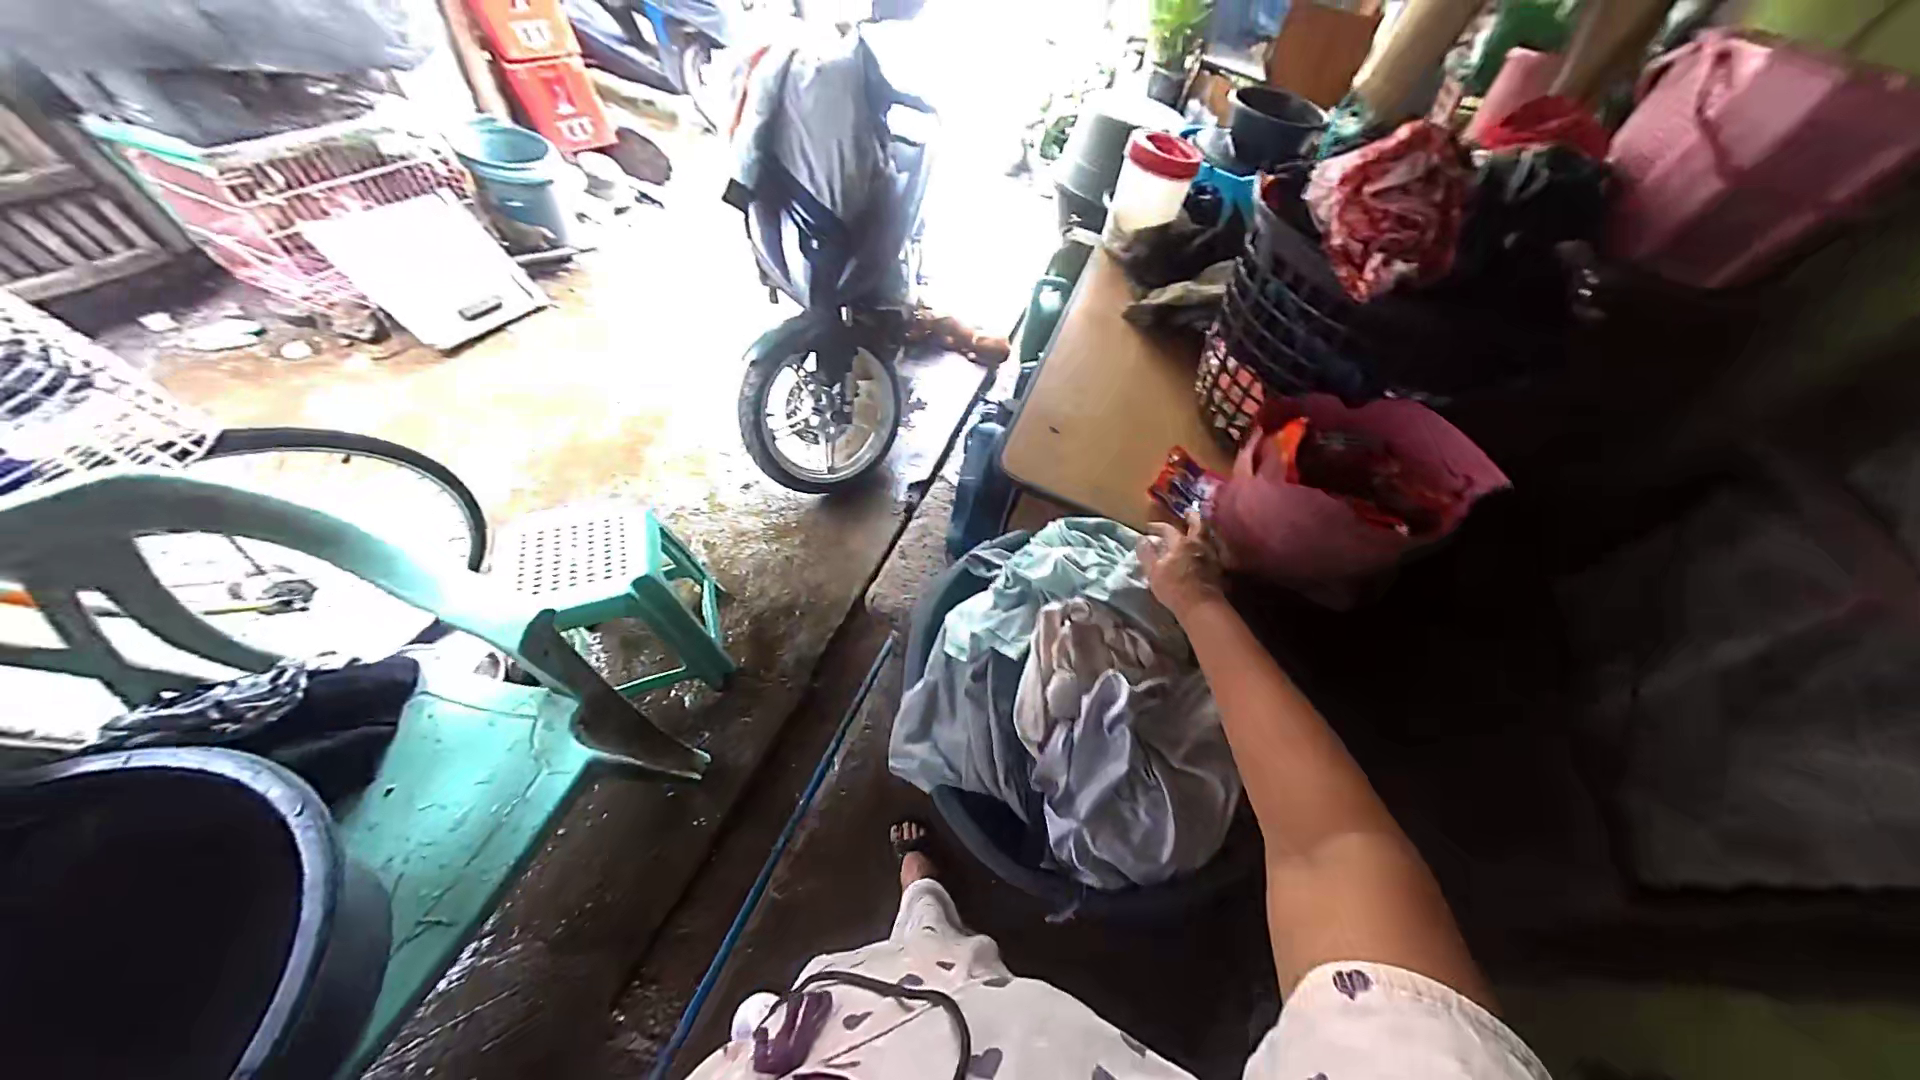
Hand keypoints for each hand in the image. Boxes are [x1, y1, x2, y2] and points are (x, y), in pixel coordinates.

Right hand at [1137, 510, 1226, 618]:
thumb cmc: (1174, 587)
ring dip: (1203, 530)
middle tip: (1187, 512)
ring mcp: (1212, 555)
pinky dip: (1210, 545)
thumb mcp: (1154, 571)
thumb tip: (1142, 539)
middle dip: (1192, 517)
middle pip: (1198, 524)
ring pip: (1210, 536)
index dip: (1158, 526)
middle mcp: (1199, 544)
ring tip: (1198, 530)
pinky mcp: (1219, 567)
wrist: (1201, 605)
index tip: (1149, 527)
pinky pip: (1216, 550)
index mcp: (1181, 543)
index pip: (1168, 529)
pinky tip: (1207, 550)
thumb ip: (1148, 554)